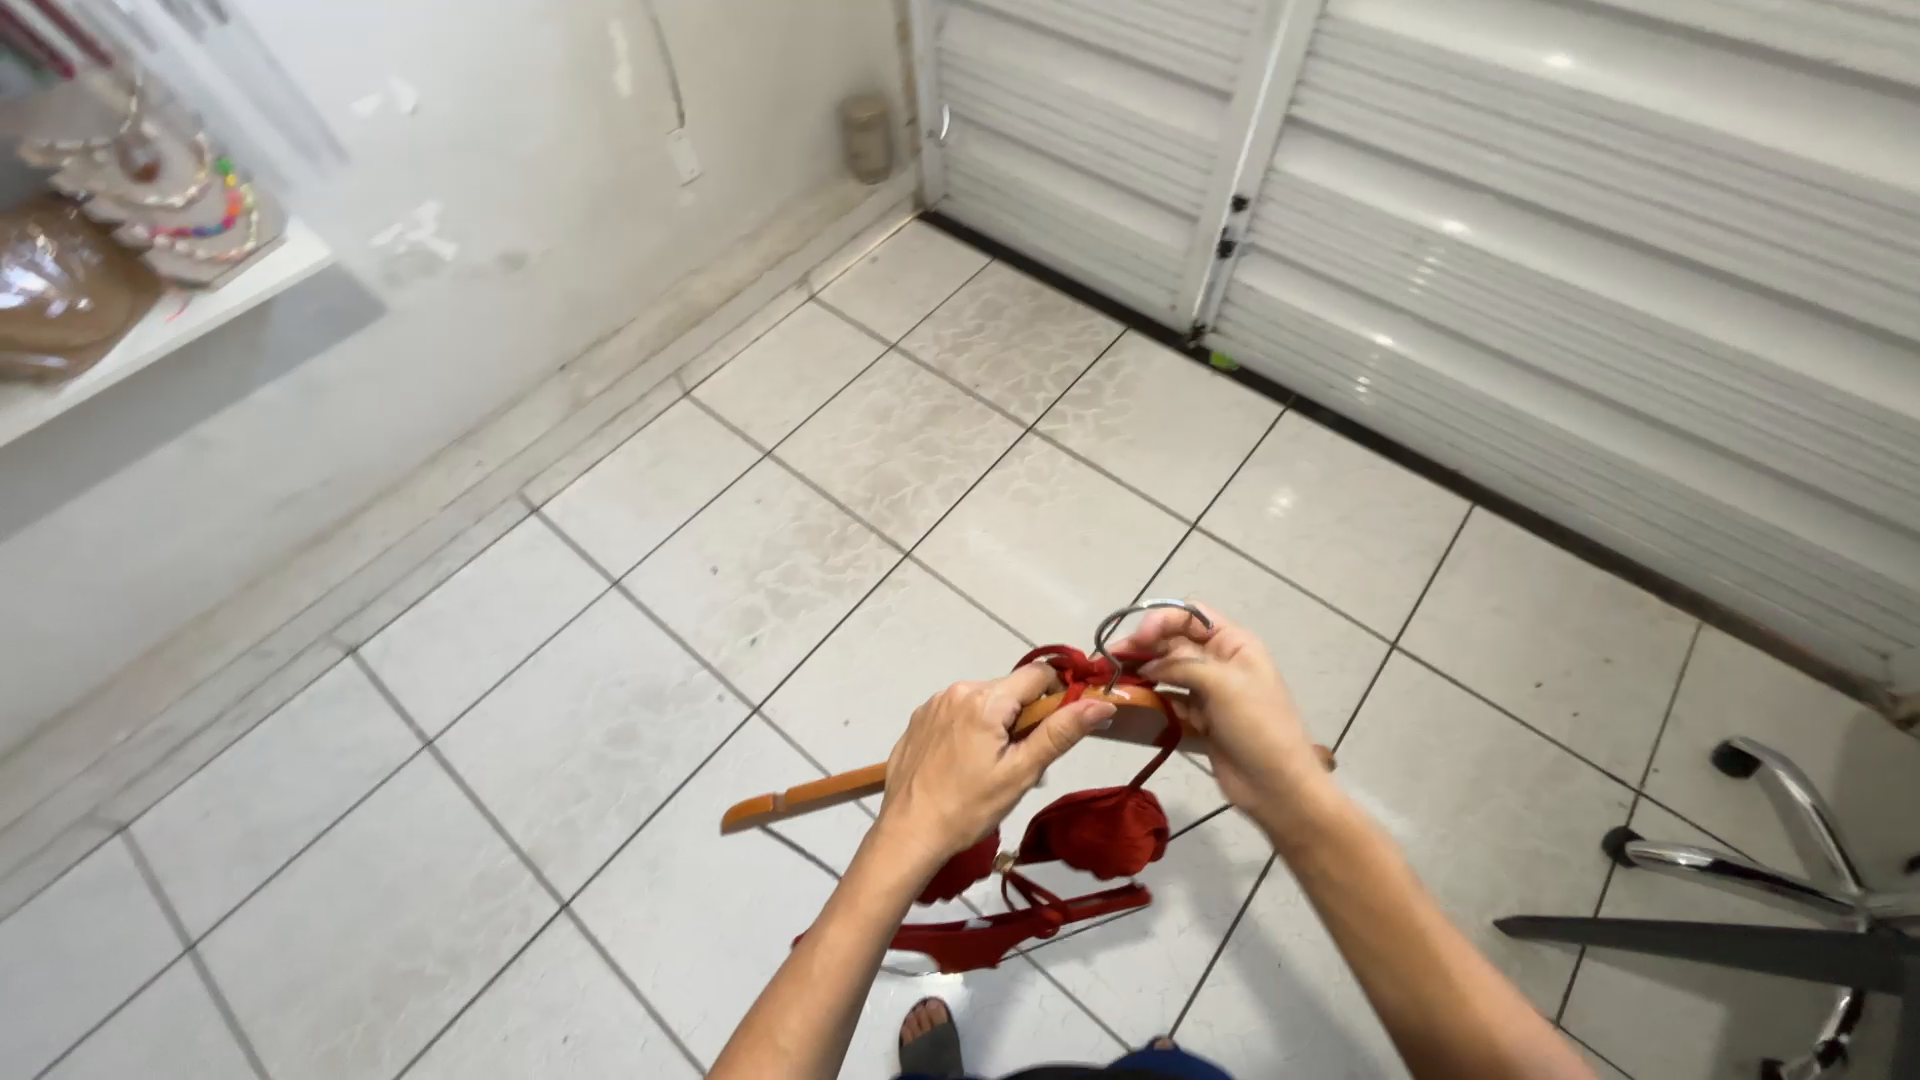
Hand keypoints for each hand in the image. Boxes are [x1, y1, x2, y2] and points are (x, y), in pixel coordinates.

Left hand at [874, 665, 1116, 871]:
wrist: (908, 832)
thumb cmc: (969, 806)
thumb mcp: (1021, 772)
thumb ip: (1061, 732)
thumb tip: (1101, 703)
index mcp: (985, 699)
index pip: (1038, 674)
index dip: (1057, 695)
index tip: (1056, 729)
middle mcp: (958, 689)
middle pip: (1010, 688)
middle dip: (1025, 716)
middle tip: (1022, 761)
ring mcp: (934, 702)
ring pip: (984, 700)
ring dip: (998, 722)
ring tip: (991, 767)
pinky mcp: (919, 718)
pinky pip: (958, 711)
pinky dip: (971, 728)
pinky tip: (964, 763)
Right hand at [1114, 603, 1329, 822]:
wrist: (1277, 786)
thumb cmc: (1257, 725)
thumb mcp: (1223, 684)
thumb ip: (1181, 666)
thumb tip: (1147, 667)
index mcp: (1234, 643)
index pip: (1190, 615)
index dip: (1161, 620)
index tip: (1139, 639)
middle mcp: (1219, 660)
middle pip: (1173, 640)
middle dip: (1143, 645)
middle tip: (1110, 659)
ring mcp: (1208, 689)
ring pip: (1167, 669)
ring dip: (1141, 670)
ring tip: (1112, 678)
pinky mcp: (1198, 716)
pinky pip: (1168, 697)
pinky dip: (1149, 696)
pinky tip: (1129, 699)